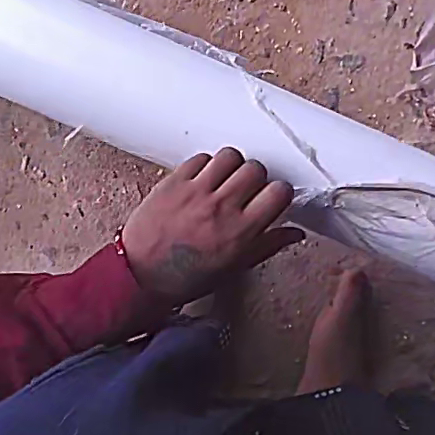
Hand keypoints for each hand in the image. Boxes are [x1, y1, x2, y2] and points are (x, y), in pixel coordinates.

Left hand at [121, 148, 304, 303]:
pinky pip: (200, 158)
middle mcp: (221, 208)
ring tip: (225, 181)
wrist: (140, 275)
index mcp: (240, 232)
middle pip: (256, 169)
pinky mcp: (174, 182)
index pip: (278, 192)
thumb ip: (266, 245)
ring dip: (232, 166)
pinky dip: (206, 166)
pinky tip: (203, 181)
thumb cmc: (185, 278)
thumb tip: (294, 233)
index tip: (272, 199)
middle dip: (256, 178)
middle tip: (247, 190)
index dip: (279, 193)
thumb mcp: (233, 268)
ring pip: (230, 156)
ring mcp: (196, 192)